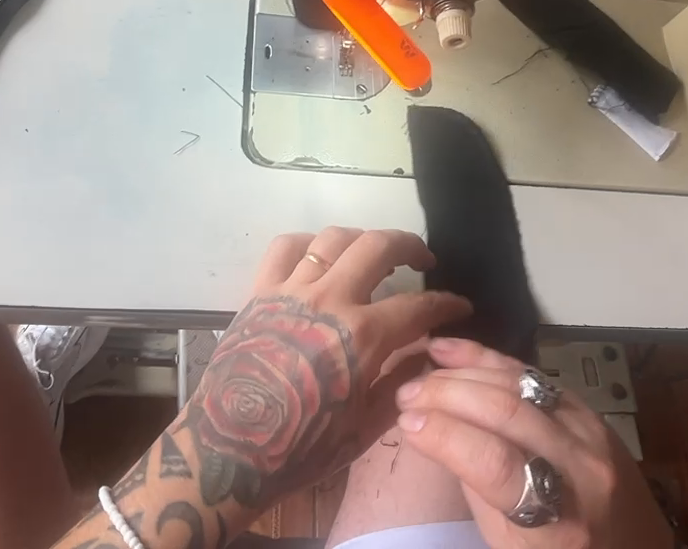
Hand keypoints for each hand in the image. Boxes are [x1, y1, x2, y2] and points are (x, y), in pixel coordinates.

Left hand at [56, 229, 473, 548]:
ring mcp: (292, 289)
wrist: (228, 450)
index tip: (459, 305)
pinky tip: (319, 254)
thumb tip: (428, 352)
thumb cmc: (300, 447)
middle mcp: (330, 298)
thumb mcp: (364, 427)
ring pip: (334, 237)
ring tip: (374, 252)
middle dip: (410, 245)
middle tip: (423, 258)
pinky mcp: (261, 290)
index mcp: (362, 336)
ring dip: (362, 238)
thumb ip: (401, 381)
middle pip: (379, 246)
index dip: (446, 303)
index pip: (419, 306)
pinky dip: (308, 242)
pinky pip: (285, 246)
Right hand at [398, 338, 675, 548]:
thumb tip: (441, 432)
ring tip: (422, 372)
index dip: (446, 435)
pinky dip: (489, 359)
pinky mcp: (590, 410)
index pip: (495, 462)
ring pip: (519, 382)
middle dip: (446, 394)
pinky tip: (454, 351)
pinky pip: (533, 374)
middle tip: (405, 395)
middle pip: (505, 411)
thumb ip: (481, 489)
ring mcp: (590, 433)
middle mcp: (581, 469)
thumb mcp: (514, 548)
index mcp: (559, 522)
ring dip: (463, 370)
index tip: (406, 424)